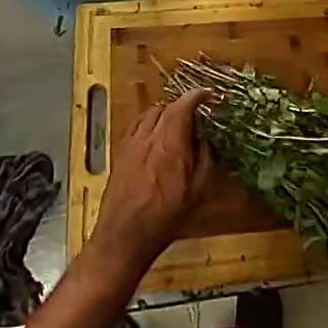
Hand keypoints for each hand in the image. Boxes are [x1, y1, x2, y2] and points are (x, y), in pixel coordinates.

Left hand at [88, 89, 213, 276]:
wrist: (125, 234)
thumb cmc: (165, 216)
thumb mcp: (197, 191)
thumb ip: (204, 159)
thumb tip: (205, 138)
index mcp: (170, 143)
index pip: (183, 106)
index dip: (196, 96)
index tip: (207, 94)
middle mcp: (148, 136)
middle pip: (165, 107)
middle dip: (182, 105)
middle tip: (195, 113)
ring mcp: (131, 143)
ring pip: (149, 114)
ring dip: (165, 113)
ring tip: (176, 123)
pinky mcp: (120, 152)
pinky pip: (136, 126)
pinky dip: (148, 122)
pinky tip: (154, 134)